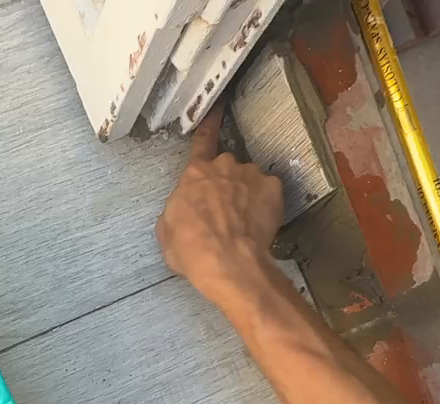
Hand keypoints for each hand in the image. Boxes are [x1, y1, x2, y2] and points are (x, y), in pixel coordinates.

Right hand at [155, 108, 284, 305]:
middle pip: (227, 169)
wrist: (227, 262)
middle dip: (227, 186)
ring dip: (246, 196)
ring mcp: (251, 174)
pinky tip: (258, 225)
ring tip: (243, 225)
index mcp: (194, 174)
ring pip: (249, 181)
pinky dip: (265, 206)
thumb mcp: (166, 231)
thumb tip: (184, 210)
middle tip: (225, 215)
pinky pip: (269, 193)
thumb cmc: (190, 250)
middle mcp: (224, 165)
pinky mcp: (273, 189)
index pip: (202, 141)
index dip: (210, 124)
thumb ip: (176, 210)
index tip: (220, 105)